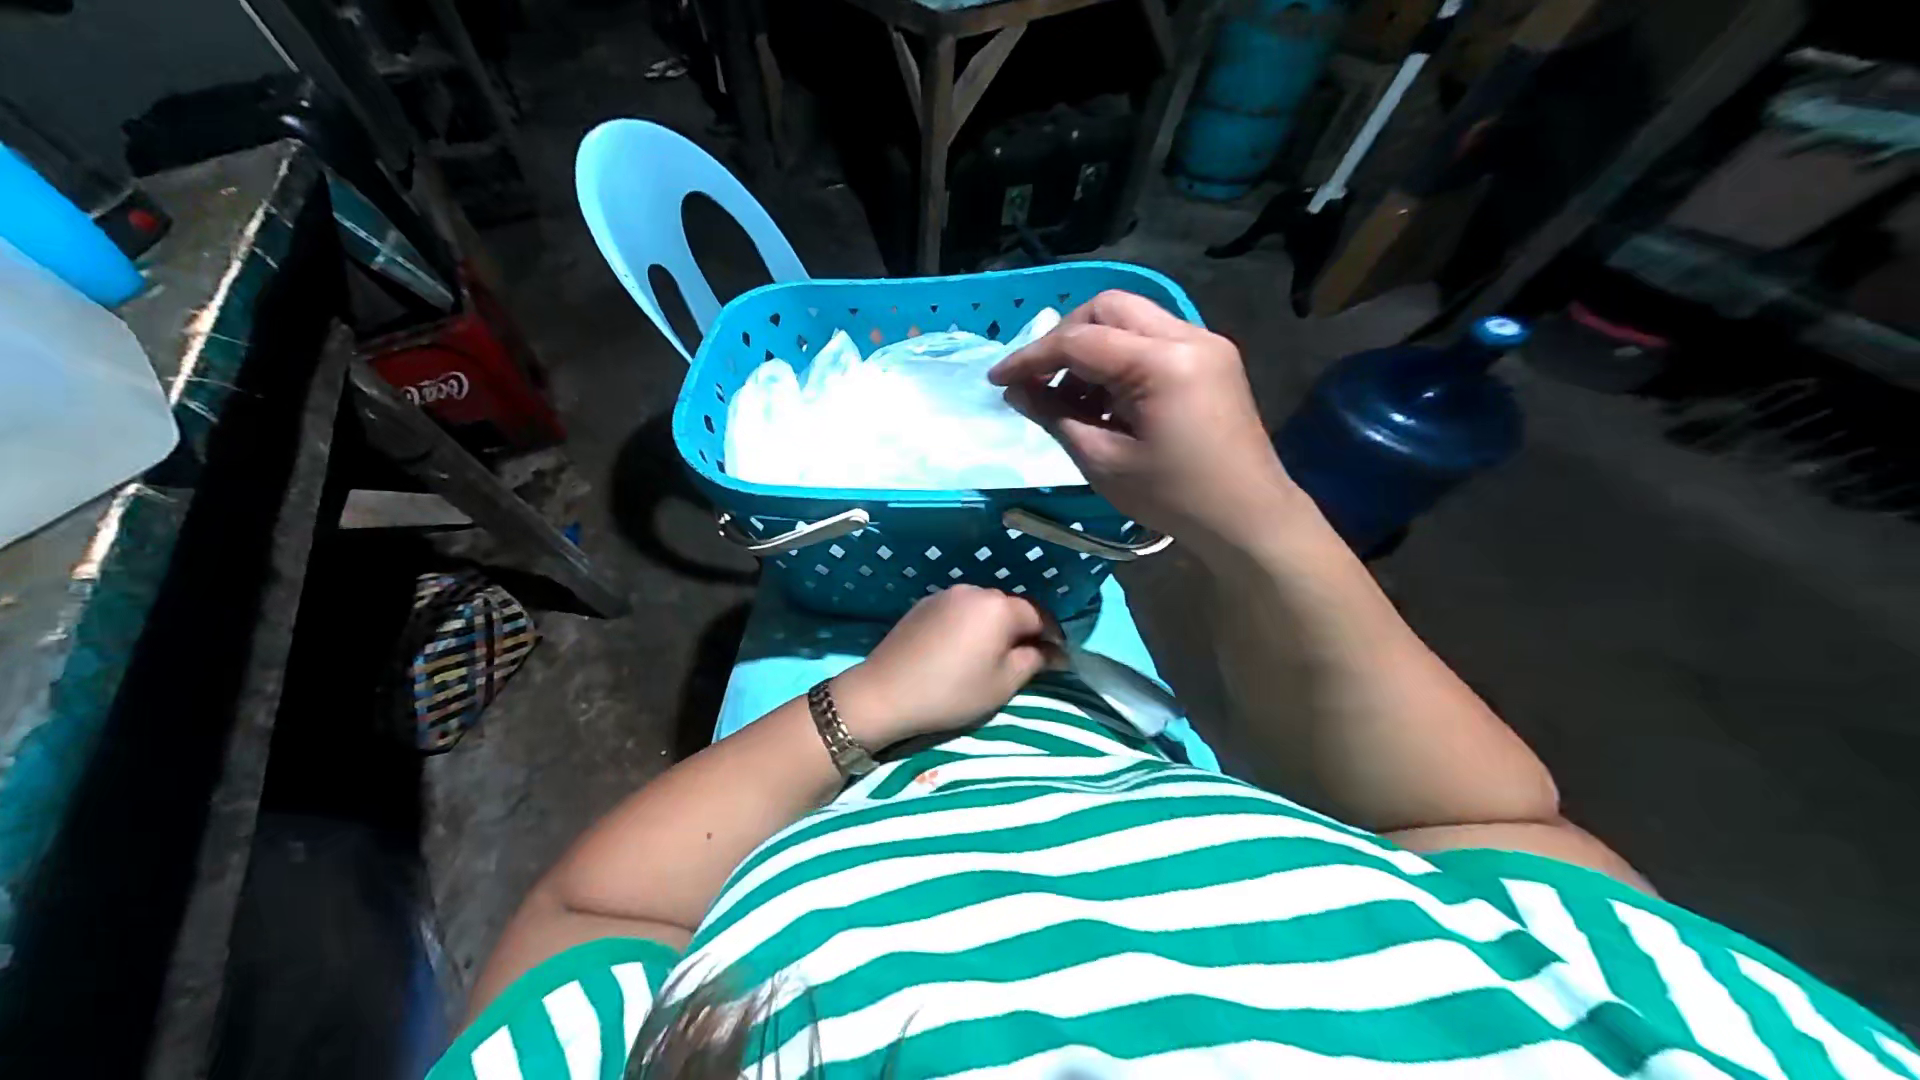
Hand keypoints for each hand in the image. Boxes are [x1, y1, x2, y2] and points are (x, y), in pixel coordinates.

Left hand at [832, 585, 1056, 745]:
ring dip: (996, 625)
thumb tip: (1056, 652)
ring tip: (994, 654)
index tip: (1058, 658)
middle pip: (1011, 606)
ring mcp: (946, 593)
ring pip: (985, 606)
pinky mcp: (924, 603)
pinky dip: (971, 623)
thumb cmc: (951, 692)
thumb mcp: (1002, 683)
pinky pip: (960, 609)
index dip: (1054, 635)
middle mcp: (974, 590)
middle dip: (1025, 628)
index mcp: (998, 606)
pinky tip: (963, 648)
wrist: (885, 693)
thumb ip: (1035, 660)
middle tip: (1027, 658)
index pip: (1040, 614)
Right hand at [988, 290, 1304, 555]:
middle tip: (1039, 381)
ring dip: (1092, 348)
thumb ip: (1055, 416)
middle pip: (1107, 308)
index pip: (1080, 341)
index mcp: (1161, 362)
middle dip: (1064, 338)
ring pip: (1131, 319)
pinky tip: (1107, 400)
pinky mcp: (1211, 358)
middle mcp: (1187, 336)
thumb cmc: (1173, 498)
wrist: (1248, 518)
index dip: (1030, 357)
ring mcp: (1205, 343)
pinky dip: (1120, 359)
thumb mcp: (1102, 461)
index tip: (997, 380)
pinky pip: (1152, 339)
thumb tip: (1016, 391)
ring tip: (1073, 400)